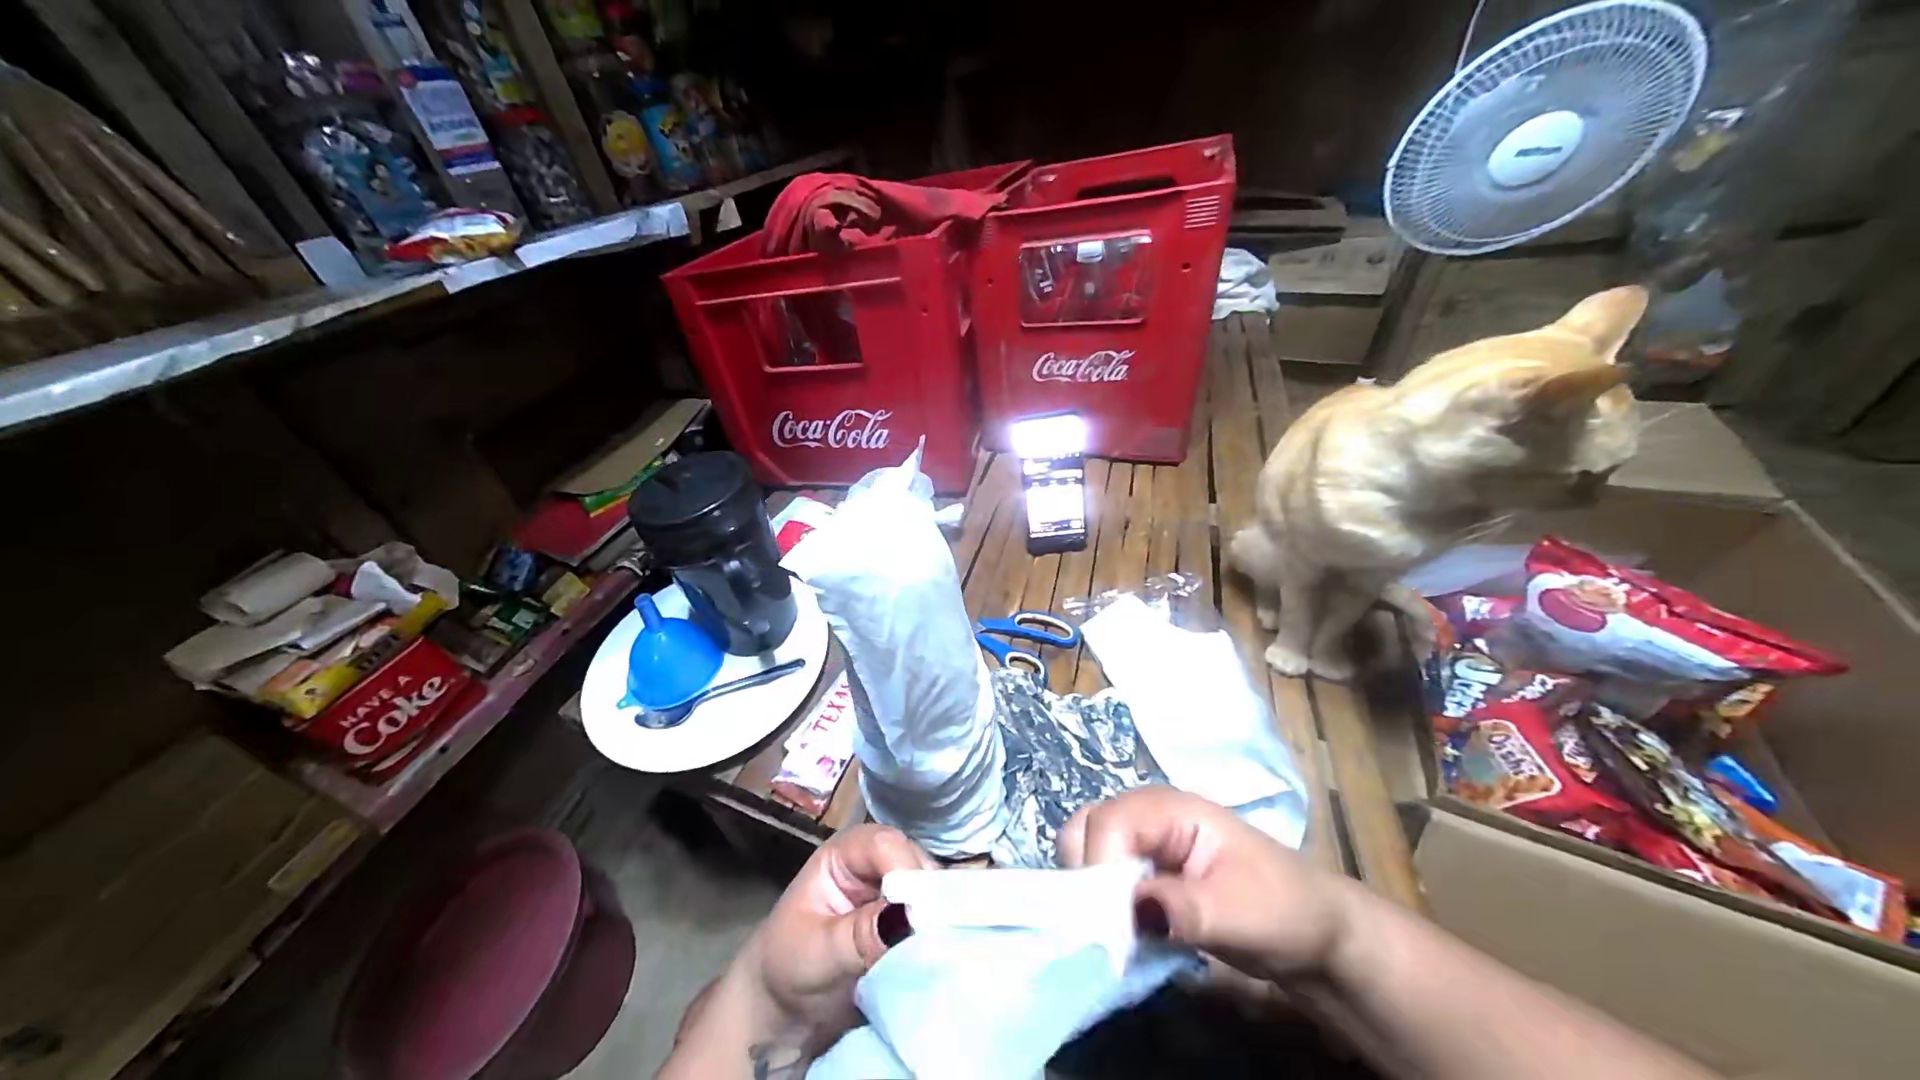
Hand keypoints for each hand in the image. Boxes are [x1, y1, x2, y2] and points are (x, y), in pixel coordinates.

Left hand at [727, 824, 934, 1048]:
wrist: (786, 1007)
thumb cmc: (788, 967)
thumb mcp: (817, 953)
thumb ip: (859, 935)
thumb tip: (908, 920)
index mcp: (845, 853)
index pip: (884, 844)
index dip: (905, 872)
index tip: (919, 917)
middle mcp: (877, 862)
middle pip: (916, 860)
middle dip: (928, 895)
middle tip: (936, 936)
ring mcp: (898, 888)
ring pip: (934, 886)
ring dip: (939, 916)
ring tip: (940, 947)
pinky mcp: (912, 917)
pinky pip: (938, 914)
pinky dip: (942, 932)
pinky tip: (943, 952)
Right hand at [1058, 786, 1352, 980]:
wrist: (1315, 933)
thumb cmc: (1286, 910)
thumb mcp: (1242, 913)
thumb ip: (1187, 908)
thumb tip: (1134, 908)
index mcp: (1171, 808)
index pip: (1109, 823)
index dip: (1099, 869)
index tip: (1112, 926)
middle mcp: (1146, 816)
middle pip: (1084, 829)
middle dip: (1084, 877)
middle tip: (1107, 928)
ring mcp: (1141, 843)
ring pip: (1084, 852)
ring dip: (1087, 893)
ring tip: (1115, 934)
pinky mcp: (1140, 872)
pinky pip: (1098, 879)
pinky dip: (1097, 906)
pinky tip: (1121, 935)